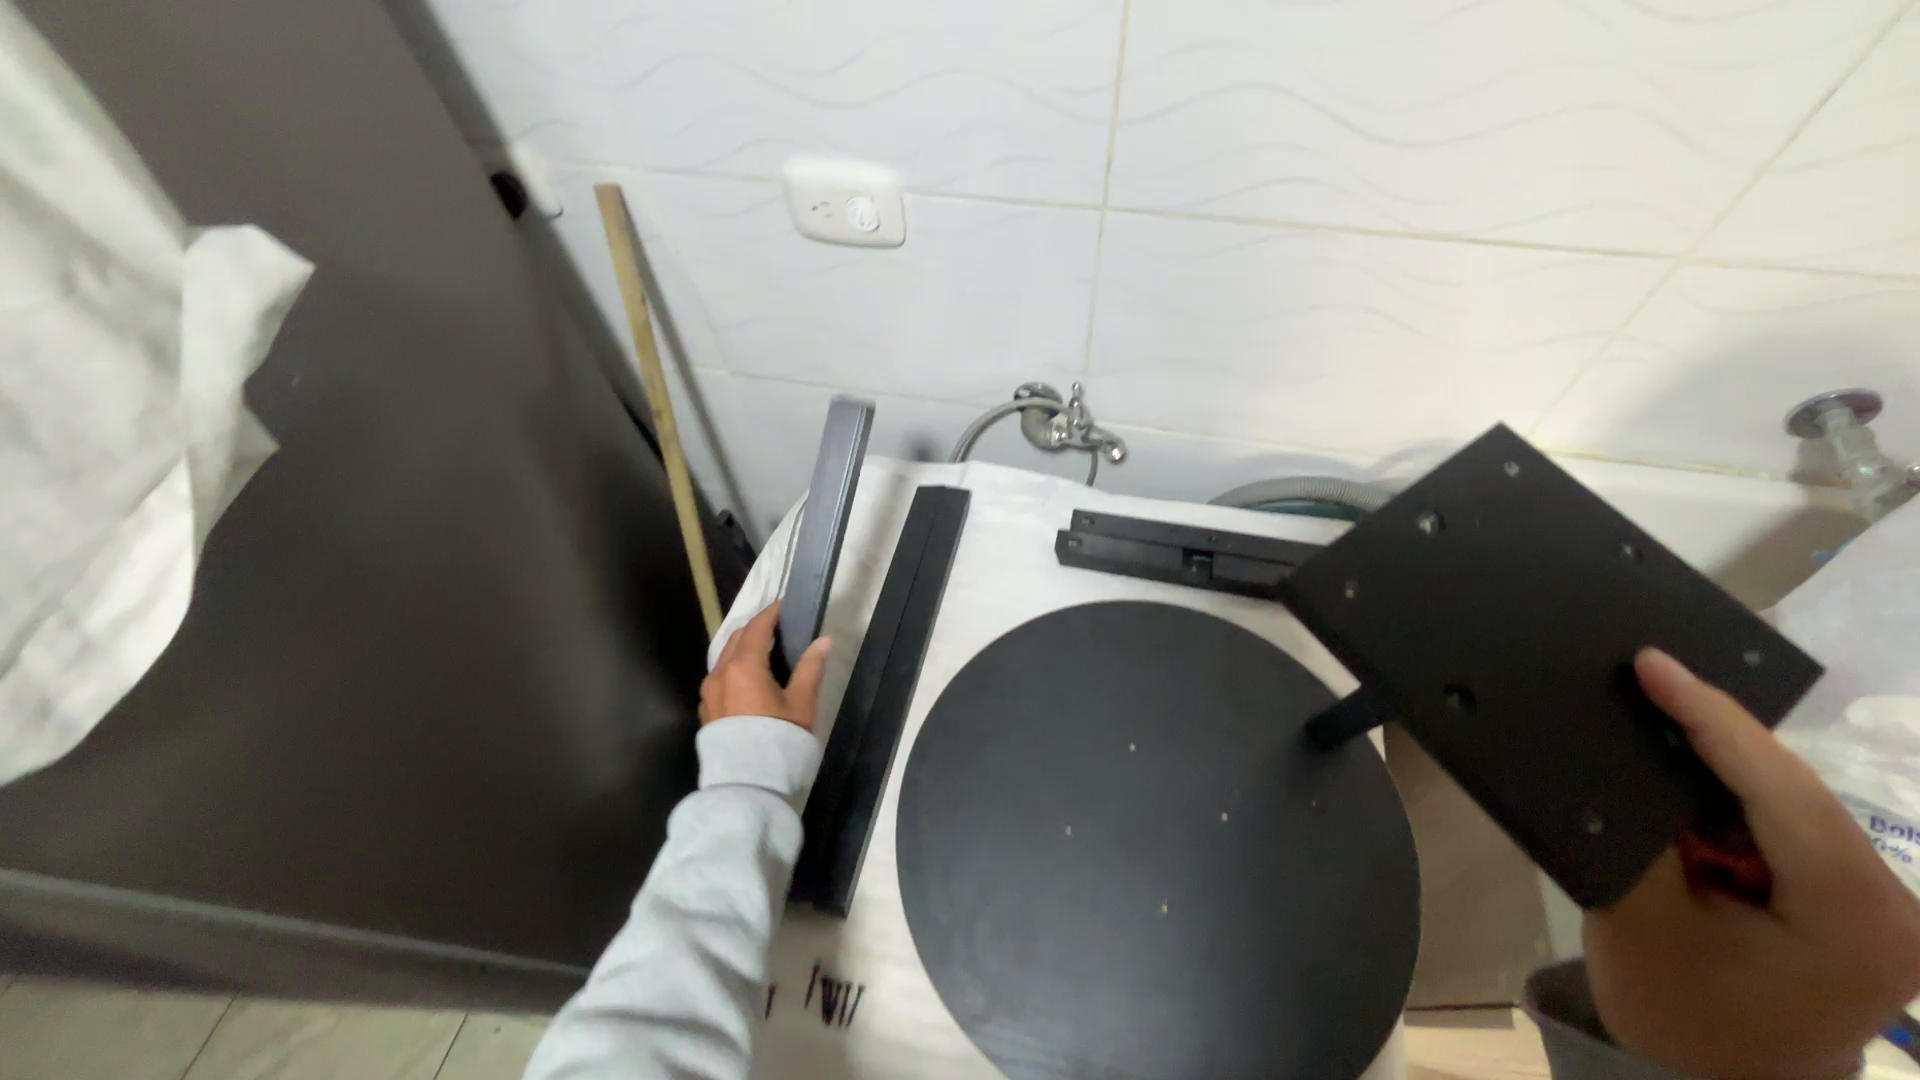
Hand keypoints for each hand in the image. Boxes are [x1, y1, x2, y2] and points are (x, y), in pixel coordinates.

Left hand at [698, 602, 831, 730]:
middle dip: (757, 629)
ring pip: (725, 658)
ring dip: (744, 648)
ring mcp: (709, 693)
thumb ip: (810, 668)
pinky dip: (735, 668)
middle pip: (737, 639)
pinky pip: (720, 678)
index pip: (757, 628)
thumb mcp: (802, 703)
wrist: (747, 785)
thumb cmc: (779, 740)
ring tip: (767, 652)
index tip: (785, 605)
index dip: (772, 613)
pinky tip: (752, 679)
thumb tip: (823, 641)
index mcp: (743, 666)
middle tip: (780, 627)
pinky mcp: (707, 710)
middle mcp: (720, 674)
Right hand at [1584, 649, 1919, 1079]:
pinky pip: (1788, 821)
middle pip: (1797, 789)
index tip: (1653, 663)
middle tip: (1648, 677)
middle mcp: (1895, 904)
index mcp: (1857, 919)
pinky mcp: (1853, 899)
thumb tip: (1615, 754)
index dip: (1715, 719)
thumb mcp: (1639, 917)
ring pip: (1794, 799)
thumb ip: (1636, 833)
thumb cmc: (1677, 1006)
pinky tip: (1685, 768)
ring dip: (1723, 760)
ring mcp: (1882, 902)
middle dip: (1719, 732)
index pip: (1786, 793)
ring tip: (1658, 709)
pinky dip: (1732, 792)